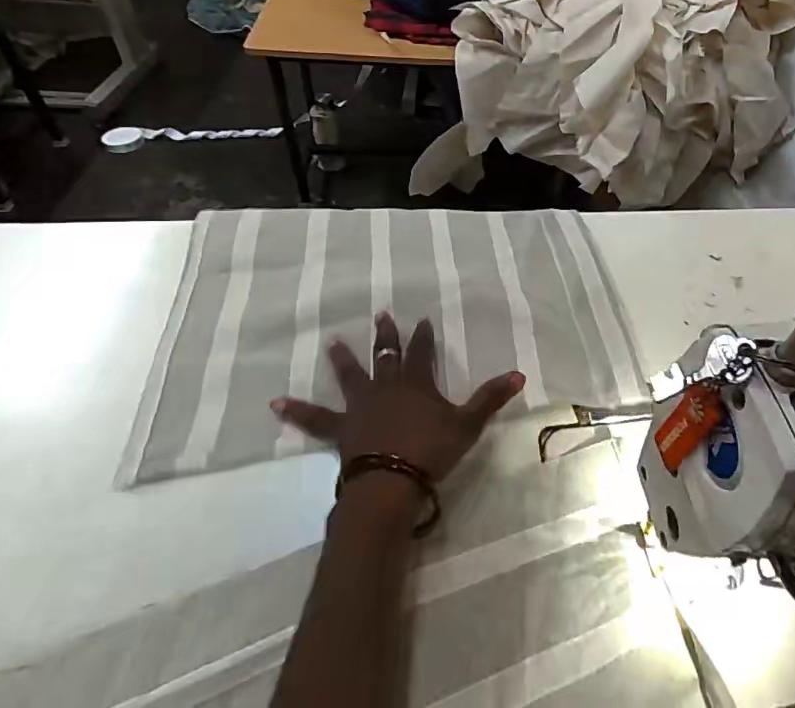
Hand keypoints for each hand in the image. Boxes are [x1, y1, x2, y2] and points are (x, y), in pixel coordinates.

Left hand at [272, 312, 524, 481]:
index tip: (421, 319)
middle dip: (386, 336)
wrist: (393, 479)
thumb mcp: (468, 425)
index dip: (423, 337)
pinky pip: (315, 418)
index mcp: (416, 385)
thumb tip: (519, 374)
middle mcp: (386, 387)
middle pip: (386, 356)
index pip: (422, 353)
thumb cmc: (432, 452)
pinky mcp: (341, 427)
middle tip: (381, 315)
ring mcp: (360, 406)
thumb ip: (490, 399)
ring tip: (333, 342)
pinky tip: (274, 402)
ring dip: (343, 359)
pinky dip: (296, 410)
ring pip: (350, 376)